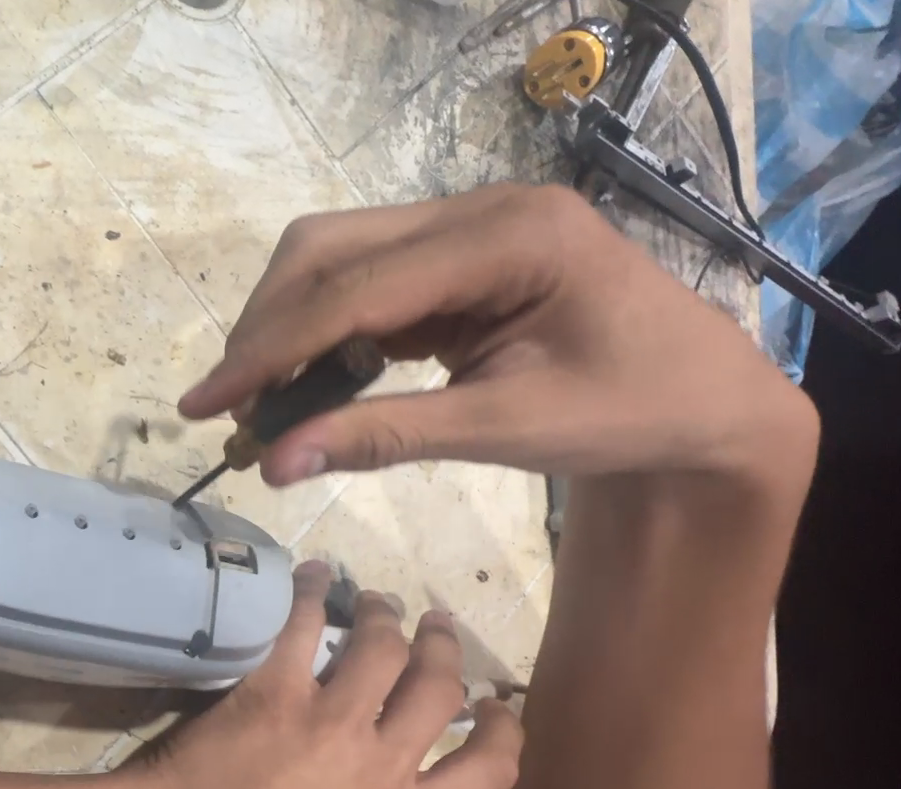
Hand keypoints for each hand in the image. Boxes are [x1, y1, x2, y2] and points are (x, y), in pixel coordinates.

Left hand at [128, 562, 521, 788]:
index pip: (490, 769)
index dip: (503, 727)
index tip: (495, 700)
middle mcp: (384, 769)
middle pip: (437, 688)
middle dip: (441, 647)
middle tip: (432, 623)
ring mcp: (332, 724)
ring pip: (383, 649)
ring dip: (383, 615)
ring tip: (375, 601)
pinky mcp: (277, 691)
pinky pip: (304, 628)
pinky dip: (311, 594)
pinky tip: (312, 575)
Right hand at [179, 184, 815, 486]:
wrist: (700, 402)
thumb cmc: (627, 413)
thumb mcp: (505, 428)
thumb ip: (382, 437)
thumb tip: (271, 464)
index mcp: (508, 238)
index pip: (351, 290)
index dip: (266, 350)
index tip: (201, 403)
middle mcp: (473, 212)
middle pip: (323, 251)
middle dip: (263, 331)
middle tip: (234, 408)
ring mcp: (458, 230)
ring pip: (325, 258)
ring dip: (278, 327)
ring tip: (261, 399)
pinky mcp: (444, 259)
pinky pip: (352, 283)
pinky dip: (311, 332)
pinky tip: (304, 379)